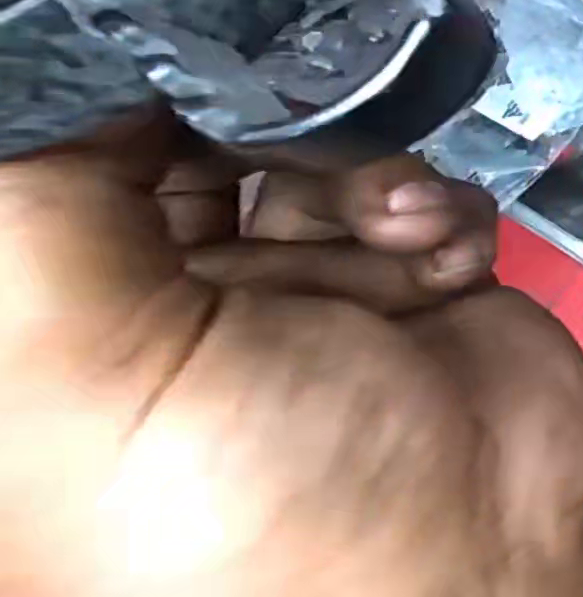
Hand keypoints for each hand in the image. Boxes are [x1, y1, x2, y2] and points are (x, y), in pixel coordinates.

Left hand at [0, 114, 582, 596]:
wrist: (470, 526)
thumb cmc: (265, 481)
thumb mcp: (99, 386)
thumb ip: (47, 240)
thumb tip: (100, 128)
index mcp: (90, 335)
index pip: (93, 193)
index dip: (150, 143)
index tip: (220, 122)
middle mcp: (213, 304)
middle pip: (247, 168)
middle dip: (301, 167)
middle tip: (342, 204)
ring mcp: (341, 288)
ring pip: (356, 178)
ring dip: (392, 196)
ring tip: (414, 245)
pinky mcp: (437, 276)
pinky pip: (442, 205)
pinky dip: (452, 218)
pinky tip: (454, 264)